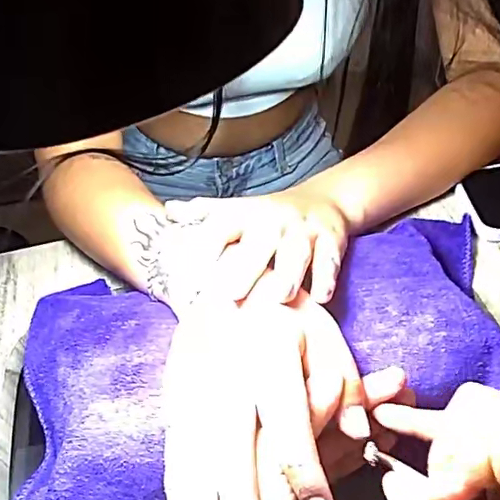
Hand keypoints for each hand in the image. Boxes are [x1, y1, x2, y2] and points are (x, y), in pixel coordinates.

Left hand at [162, 185, 352, 306]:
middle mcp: (272, 221)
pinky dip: (326, 278)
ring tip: (280, 298)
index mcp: (244, 214)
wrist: (323, 201)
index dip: (205, 250)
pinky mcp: (331, 240)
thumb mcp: (235, 210)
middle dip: (245, 268)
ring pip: (296, 253)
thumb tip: (168, 212)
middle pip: (258, 244)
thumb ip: (201, 214)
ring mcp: (303, 230)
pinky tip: (320, 298)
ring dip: (288, 275)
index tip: (191, 278)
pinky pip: (329, 260)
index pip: (220, 229)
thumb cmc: (266, 217)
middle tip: (230, 296)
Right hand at [162, 299, 402, 499]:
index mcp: (269, 357)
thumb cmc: (282, 305)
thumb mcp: (324, 333)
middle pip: (231, 447)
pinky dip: (175, 475)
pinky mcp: (176, 390)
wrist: (221, 276)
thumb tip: (362, 431)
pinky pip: (173, 438)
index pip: (289, 422)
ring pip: (195, 450)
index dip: (306, 471)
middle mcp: (228, 376)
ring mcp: (195, 384)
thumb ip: (346, 379)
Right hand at [373, 385, 499, 499]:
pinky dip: (442, 423)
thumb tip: (394, 480)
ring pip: (474, 404)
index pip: (499, 436)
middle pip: (481, 410)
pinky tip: (401, 420)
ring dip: (445, 440)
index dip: (457, 463)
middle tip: (446, 497)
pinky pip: (477, 411)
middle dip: (447, 451)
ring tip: (440, 480)